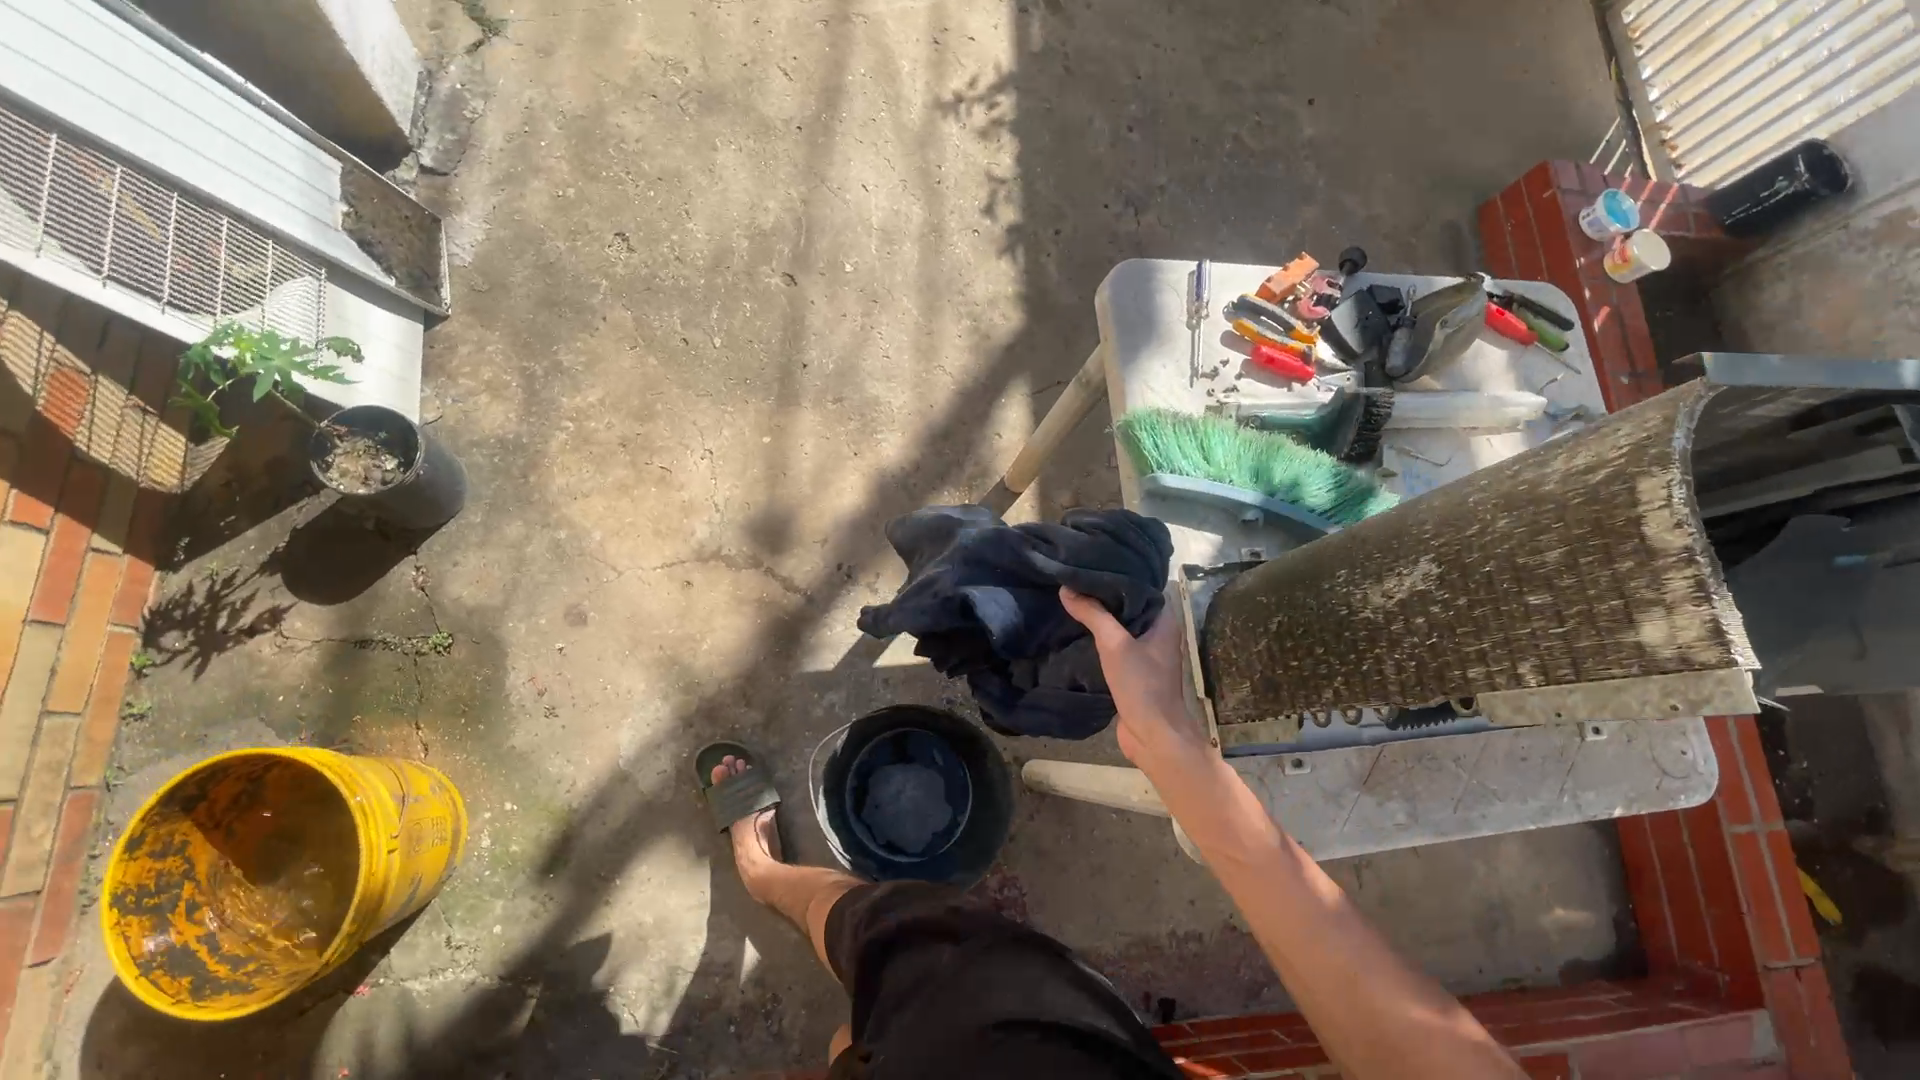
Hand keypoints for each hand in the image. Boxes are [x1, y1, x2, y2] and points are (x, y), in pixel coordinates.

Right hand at [1059, 587, 1212, 770]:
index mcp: (1164, 621)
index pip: (1141, 588)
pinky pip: (1115, 648)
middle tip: (1075, 581)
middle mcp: (1158, 634)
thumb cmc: (1142, 685)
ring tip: (1071, 601)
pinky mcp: (1133, 672)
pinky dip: (1098, 641)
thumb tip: (1067, 589)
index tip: (1092, 564)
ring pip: (1120, 629)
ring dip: (1100, 620)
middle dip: (1104, 597)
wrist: (1153, 736)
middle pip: (1129, 608)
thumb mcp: (1114, 644)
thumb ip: (1093, 615)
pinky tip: (1076, 633)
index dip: (1118, 576)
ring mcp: (1146, 655)